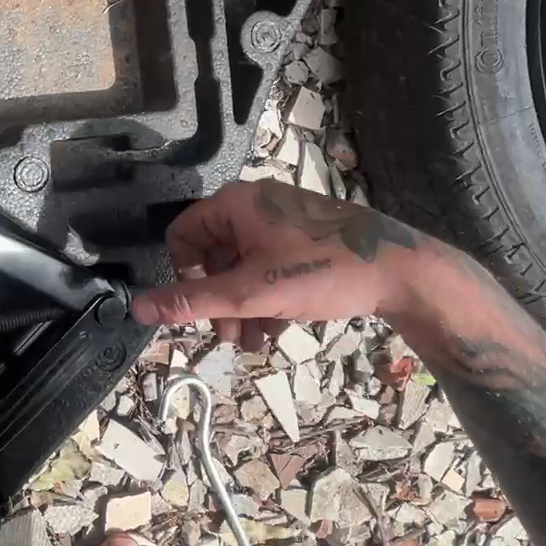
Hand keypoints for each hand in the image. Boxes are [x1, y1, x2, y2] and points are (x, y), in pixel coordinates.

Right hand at [131, 180, 430, 347]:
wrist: (409, 273)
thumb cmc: (323, 272)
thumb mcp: (251, 293)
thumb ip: (191, 302)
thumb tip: (136, 309)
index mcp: (235, 204)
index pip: (181, 236)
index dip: (183, 275)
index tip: (201, 307)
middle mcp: (255, 205)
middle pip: (213, 256)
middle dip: (217, 301)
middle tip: (229, 336)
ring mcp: (284, 221)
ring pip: (242, 267)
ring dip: (241, 307)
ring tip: (254, 342)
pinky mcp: (307, 238)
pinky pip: (268, 267)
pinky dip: (265, 299)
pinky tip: (276, 331)